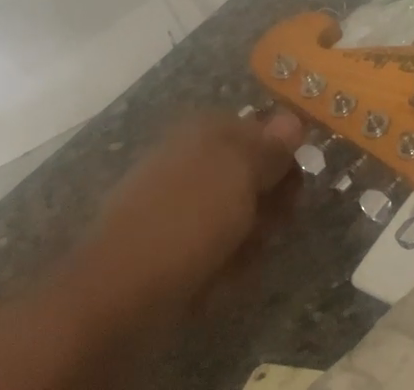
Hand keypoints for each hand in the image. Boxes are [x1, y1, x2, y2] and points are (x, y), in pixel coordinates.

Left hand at [75, 109, 304, 320]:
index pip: (263, 129)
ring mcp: (175, 204)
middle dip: (270, 200)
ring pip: (236, 212)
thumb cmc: (188, 219)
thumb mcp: (244, 171)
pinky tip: (220, 276)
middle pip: (252, 172)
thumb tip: (292, 121)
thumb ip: (273, 146)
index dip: (285, 155)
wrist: (117, 294)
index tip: (297, 183)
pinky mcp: (167, 245)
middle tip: (274, 222)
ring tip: (243, 255)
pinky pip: (212, 245)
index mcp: (206, 130)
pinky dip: (225, 261)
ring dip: (251, 234)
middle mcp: (190, 160)